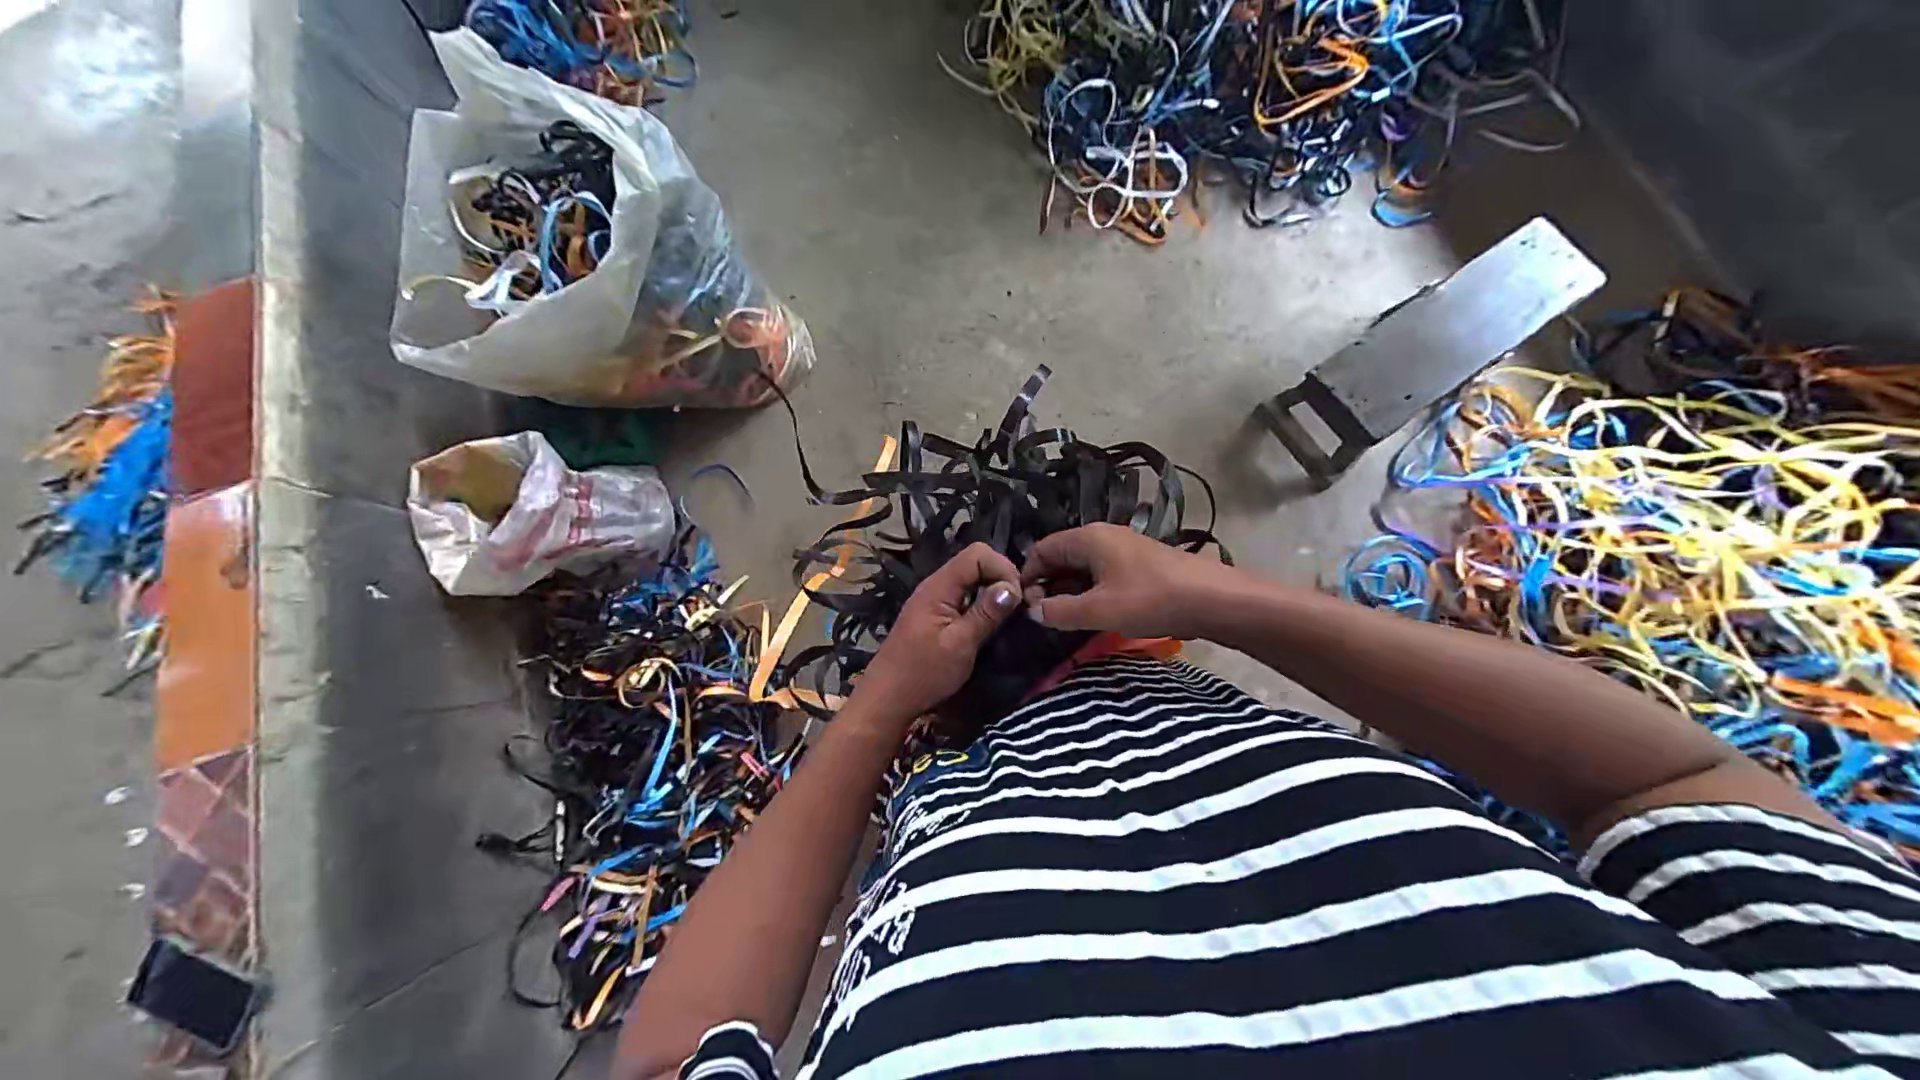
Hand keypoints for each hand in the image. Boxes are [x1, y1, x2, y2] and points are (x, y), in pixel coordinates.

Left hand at [854, 543, 1022, 722]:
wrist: (887, 700)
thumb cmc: (923, 674)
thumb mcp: (960, 645)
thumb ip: (986, 613)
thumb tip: (1014, 587)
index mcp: (938, 587)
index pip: (977, 554)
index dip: (1002, 568)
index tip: (1016, 598)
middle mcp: (936, 586)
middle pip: (975, 562)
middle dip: (1000, 578)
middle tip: (1016, 607)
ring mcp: (935, 600)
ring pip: (971, 580)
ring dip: (992, 592)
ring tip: (1008, 616)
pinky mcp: (936, 615)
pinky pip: (964, 597)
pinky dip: (981, 604)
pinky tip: (990, 624)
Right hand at [1020, 523, 1242, 639]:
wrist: (1214, 600)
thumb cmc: (1151, 600)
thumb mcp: (1098, 610)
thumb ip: (1059, 611)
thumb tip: (1033, 610)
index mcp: (1088, 537)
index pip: (1041, 549)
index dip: (1028, 576)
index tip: (1026, 607)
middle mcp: (1103, 535)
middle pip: (1061, 556)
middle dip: (1049, 585)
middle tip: (1046, 616)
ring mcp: (1124, 547)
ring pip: (1083, 566)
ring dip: (1071, 591)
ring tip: (1069, 619)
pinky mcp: (1140, 563)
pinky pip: (1103, 573)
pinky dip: (1092, 590)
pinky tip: (1098, 613)